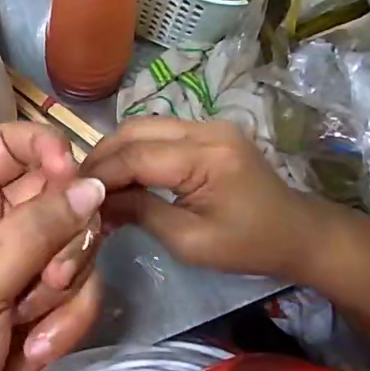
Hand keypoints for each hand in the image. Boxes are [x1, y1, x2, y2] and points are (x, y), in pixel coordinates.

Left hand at [0, 123, 106, 370]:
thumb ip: (37, 231)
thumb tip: (95, 187)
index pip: (13, 144)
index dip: (47, 150)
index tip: (74, 174)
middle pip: (60, 194)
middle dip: (63, 238)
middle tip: (50, 276)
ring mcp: (28, 261)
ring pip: (80, 241)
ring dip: (65, 285)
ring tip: (30, 320)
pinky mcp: (50, 300)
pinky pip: (85, 286)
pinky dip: (68, 319)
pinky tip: (37, 348)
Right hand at [80, 117, 343, 280]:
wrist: (298, 232)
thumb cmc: (248, 246)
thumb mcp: (190, 241)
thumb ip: (141, 213)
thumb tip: (95, 202)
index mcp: (207, 156)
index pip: (138, 155)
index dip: (101, 173)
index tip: (71, 193)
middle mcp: (207, 128)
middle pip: (138, 129)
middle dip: (103, 155)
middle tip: (77, 186)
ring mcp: (210, 124)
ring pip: (147, 125)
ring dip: (117, 150)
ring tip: (95, 182)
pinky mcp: (210, 130)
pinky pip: (162, 132)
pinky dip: (137, 149)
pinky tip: (123, 173)